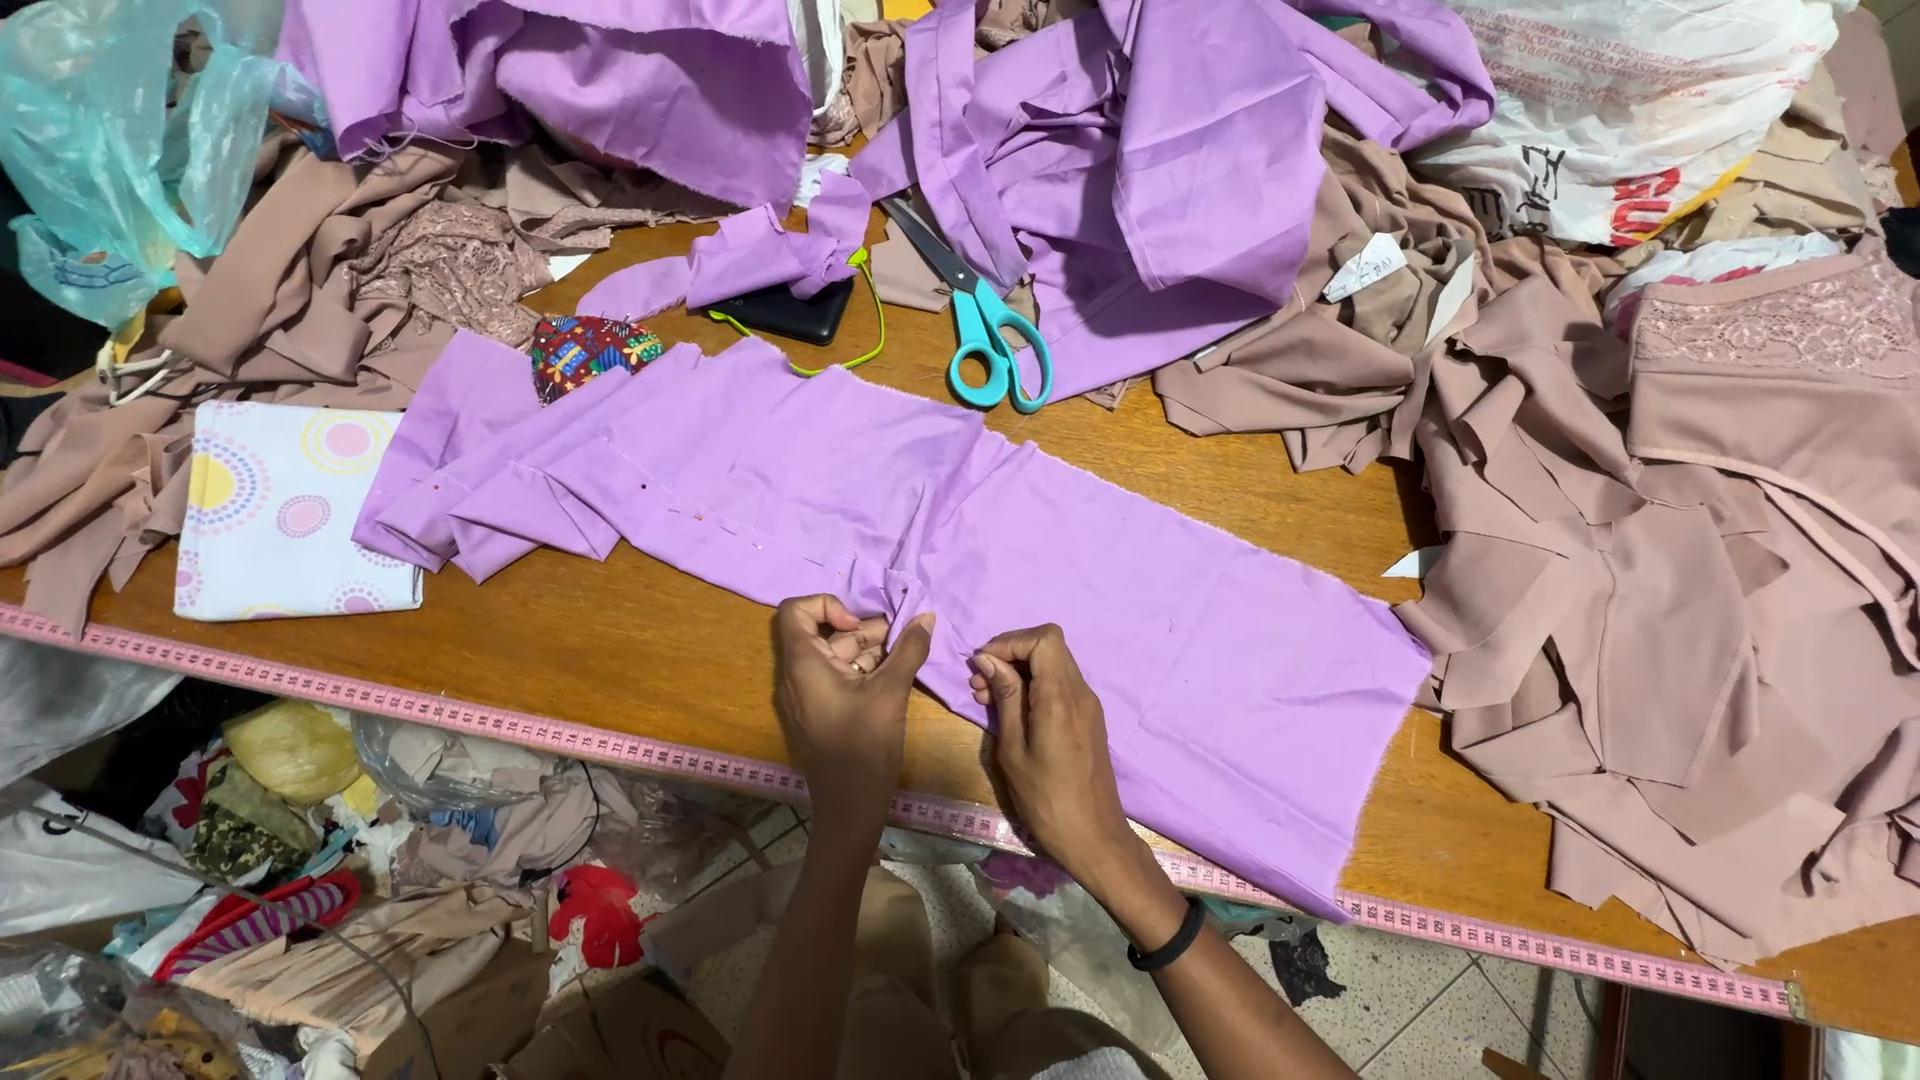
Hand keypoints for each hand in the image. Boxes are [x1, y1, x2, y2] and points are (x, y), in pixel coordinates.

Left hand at [773, 595, 934, 831]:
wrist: (850, 806)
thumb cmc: (864, 745)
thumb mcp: (891, 692)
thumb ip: (908, 650)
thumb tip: (926, 617)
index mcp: (803, 665)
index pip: (796, 611)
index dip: (827, 605)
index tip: (859, 624)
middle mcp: (798, 676)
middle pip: (823, 633)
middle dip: (863, 629)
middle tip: (901, 635)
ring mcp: (808, 696)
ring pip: (835, 656)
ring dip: (869, 649)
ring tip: (906, 652)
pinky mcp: (821, 712)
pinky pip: (838, 678)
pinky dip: (864, 670)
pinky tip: (896, 674)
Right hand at [970, 624, 1148, 894]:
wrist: (1093, 837)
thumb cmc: (1046, 799)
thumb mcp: (1013, 749)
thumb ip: (1005, 698)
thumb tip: (988, 660)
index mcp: (1061, 698)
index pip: (1044, 638)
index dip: (1010, 641)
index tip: (983, 666)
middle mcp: (1080, 692)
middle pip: (1049, 644)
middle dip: (1010, 653)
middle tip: (979, 683)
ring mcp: (1088, 704)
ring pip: (1054, 663)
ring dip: (1020, 669)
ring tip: (987, 697)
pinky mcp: (1088, 718)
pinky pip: (1060, 684)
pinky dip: (1034, 685)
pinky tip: (1011, 710)